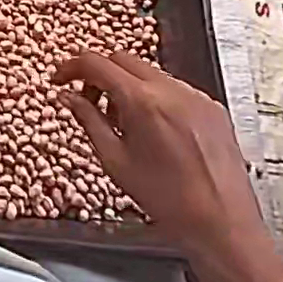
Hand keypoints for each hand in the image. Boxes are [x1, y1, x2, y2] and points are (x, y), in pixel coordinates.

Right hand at [52, 51, 282, 281]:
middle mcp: (172, 92)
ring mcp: (196, 97)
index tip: (61, 78)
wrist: (221, 222)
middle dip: (98, 74)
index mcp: (143, 102)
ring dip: (125, 86)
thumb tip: (69, 98)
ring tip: (120, 122)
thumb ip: (88, 120)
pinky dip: (153, 97)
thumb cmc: (169, 199)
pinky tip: (150, 128)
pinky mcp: (212, 108)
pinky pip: (174, 88)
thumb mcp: (114, 160)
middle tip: (86, 99)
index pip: (96, 63)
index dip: (71, 67)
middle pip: (121, 59)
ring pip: (148, 72)